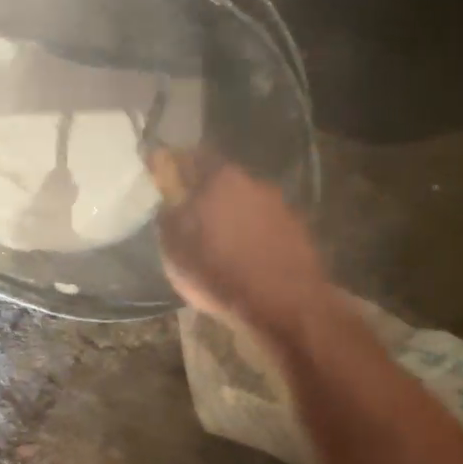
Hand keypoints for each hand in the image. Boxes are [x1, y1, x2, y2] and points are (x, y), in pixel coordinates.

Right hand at [152, 150, 327, 327]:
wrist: (285, 308)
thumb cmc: (218, 271)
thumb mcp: (173, 247)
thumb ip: (167, 216)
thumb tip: (168, 202)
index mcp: (220, 178)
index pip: (191, 156)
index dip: (174, 165)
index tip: (163, 178)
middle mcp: (254, 183)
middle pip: (221, 179)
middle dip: (203, 191)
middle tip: (187, 212)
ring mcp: (281, 207)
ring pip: (245, 202)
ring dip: (229, 213)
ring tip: (216, 239)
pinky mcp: (299, 233)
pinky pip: (264, 224)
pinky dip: (251, 233)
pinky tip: (243, 255)